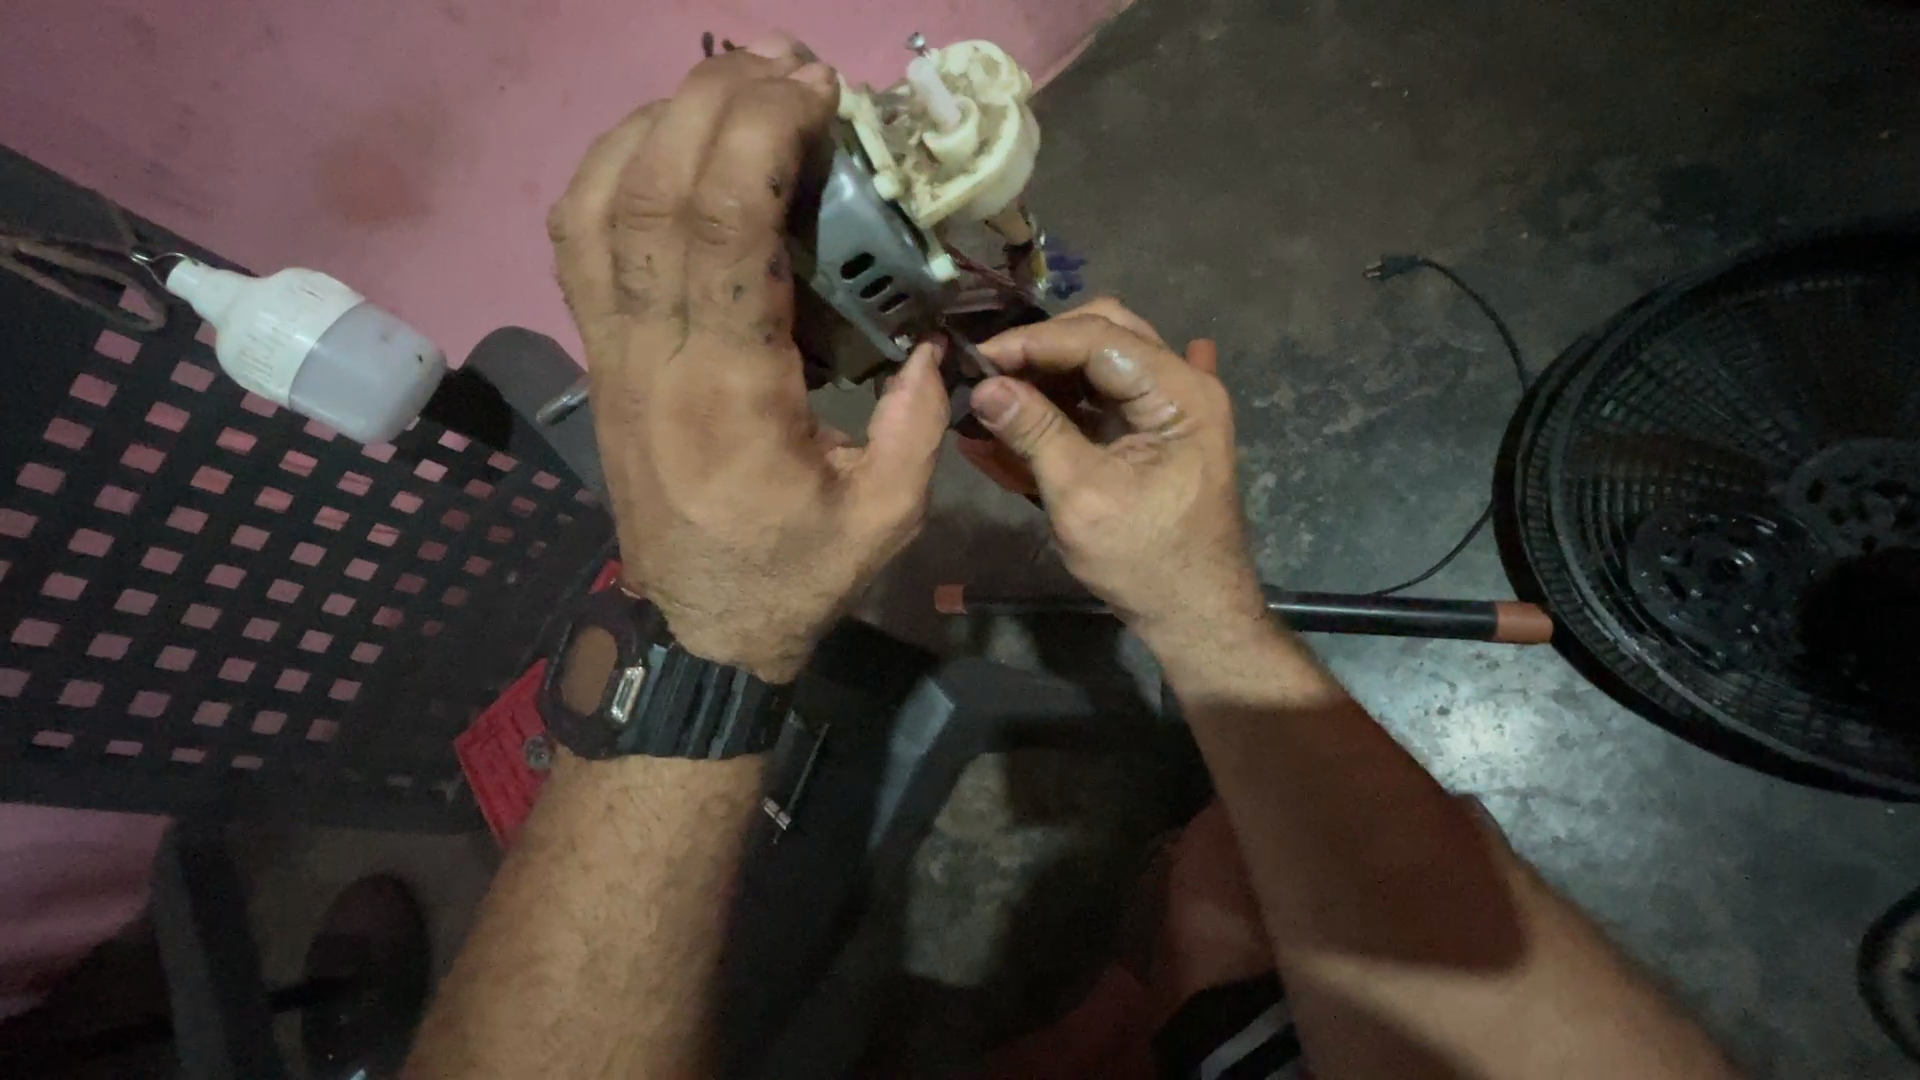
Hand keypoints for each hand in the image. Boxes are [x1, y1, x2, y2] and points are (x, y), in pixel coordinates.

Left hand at [547, 37, 948, 682]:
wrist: (701, 629)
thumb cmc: (794, 578)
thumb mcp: (885, 516)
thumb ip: (917, 424)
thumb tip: (930, 344)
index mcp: (731, 394)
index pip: (723, 229)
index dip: (761, 135)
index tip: (816, 95)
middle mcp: (653, 359)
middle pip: (653, 190)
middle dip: (715, 101)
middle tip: (787, 68)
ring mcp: (611, 357)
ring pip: (596, 203)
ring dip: (657, 123)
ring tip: (729, 91)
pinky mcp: (600, 364)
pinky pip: (579, 243)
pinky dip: (614, 173)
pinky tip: (667, 153)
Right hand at [970, 300, 1268, 654]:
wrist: (1192, 611)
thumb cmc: (1143, 561)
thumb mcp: (1081, 496)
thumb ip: (1034, 433)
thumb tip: (983, 385)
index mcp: (1179, 394)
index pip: (1099, 338)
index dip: (1033, 341)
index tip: (979, 356)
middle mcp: (1181, 384)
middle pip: (1105, 331)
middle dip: (1043, 346)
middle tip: (991, 369)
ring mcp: (1169, 404)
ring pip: (1101, 356)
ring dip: (1049, 368)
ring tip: (999, 389)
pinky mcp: (1152, 427)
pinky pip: (1102, 391)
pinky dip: (1062, 395)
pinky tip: (1024, 408)